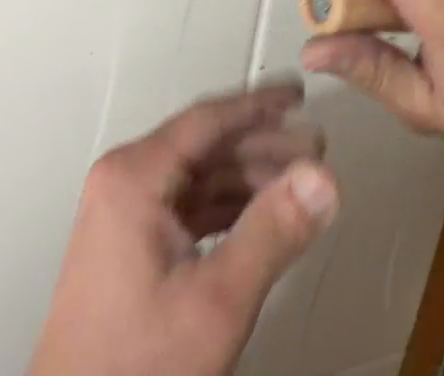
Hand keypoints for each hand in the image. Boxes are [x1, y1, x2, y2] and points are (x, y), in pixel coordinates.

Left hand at [28, 84, 339, 375]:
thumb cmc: (132, 361)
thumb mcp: (216, 297)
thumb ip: (272, 233)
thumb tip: (319, 179)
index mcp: (134, 176)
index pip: (208, 119)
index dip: (260, 104)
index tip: (298, 94)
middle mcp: (124, 182)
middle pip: (205, 145)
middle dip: (263, 144)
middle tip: (314, 145)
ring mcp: (124, 211)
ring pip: (199, 175)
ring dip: (249, 176)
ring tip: (299, 181)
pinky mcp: (131, 240)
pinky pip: (189, 204)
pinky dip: (229, 206)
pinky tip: (264, 217)